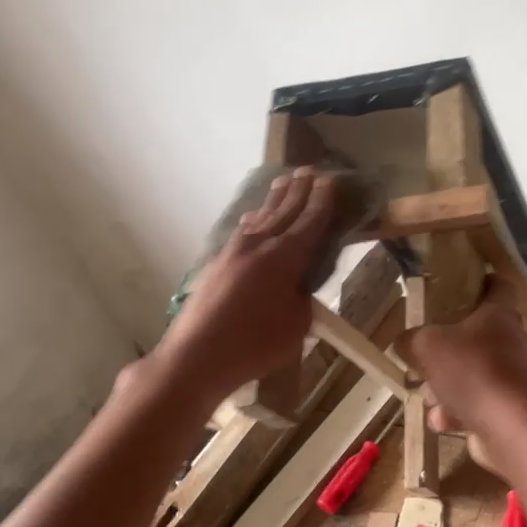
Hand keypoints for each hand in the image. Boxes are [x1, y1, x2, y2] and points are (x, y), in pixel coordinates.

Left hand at [155, 168, 334, 398]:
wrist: (196, 356)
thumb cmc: (254, 345)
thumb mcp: (297, 325)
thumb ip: (303, 298)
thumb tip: (299, 285)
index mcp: (284, 257)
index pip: (309, 221)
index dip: (322, 201)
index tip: (330, 181)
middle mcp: (258, 245)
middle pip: (283, 210)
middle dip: (299, 191)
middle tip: (309, 171)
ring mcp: (233, 252)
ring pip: (261, 217)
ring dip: (275, 200)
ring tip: (284, 183)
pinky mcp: (217, 264)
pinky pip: (244, 231)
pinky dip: (256, 219)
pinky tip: (254, 219)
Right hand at [400, 277, 526, 448]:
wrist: (511, 428)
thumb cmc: (473, 371)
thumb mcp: (427, 346)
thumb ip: (410, 340)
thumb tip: (403, 341)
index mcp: (500, 314)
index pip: (498, 285)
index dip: (480, 281)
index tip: (458, 286)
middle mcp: (512, 342)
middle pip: (475, 337)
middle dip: (444, 351)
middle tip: (422, 359)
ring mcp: (513, 378)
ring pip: (471, 375)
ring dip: (445, 388)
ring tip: (429, 397)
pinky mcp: (510, 410)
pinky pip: (476, 405)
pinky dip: (458, 413)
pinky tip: (443, 422)